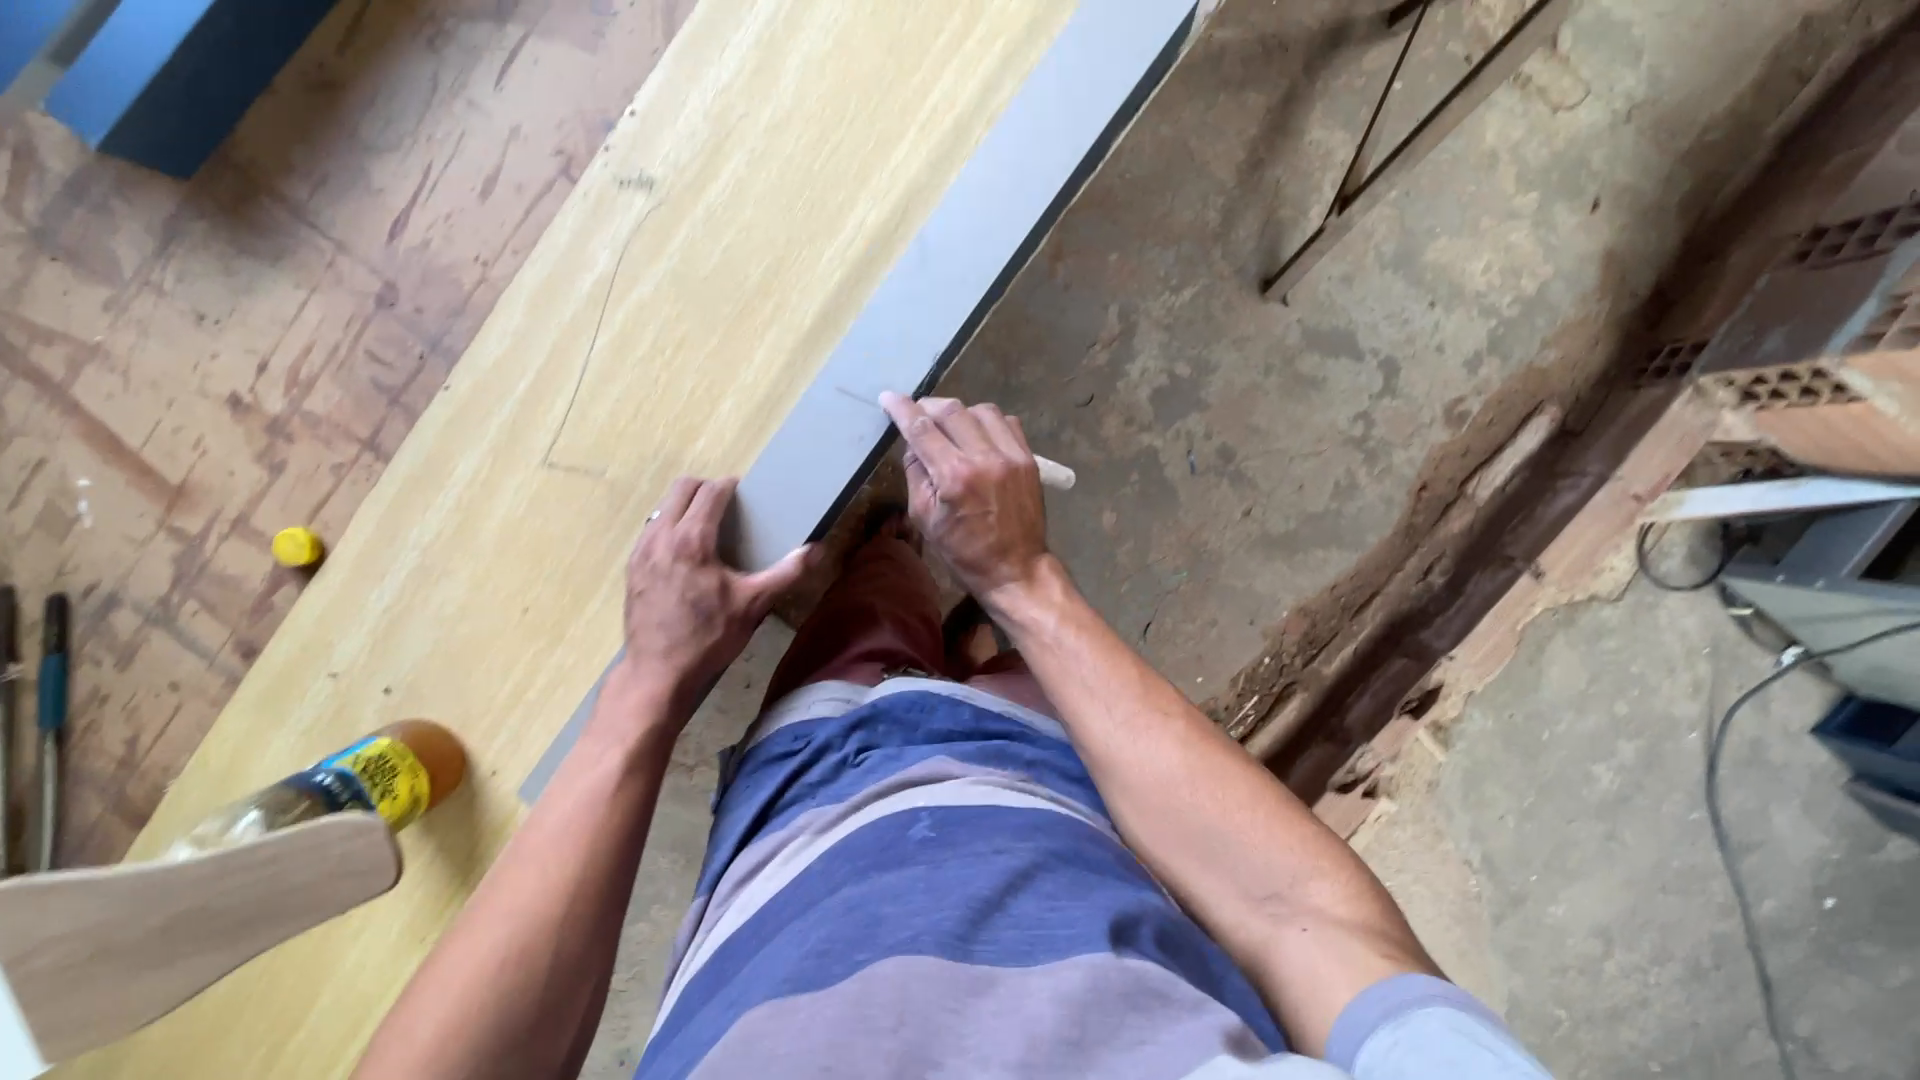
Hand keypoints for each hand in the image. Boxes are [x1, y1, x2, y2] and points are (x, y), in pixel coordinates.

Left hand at [615, 477, 812, 721]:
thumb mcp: (753, 605)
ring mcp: (641, 552)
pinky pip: (650, 530)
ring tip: (705, 526)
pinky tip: (684, 553)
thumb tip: (817, 550)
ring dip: (684, 506)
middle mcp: (661, 537)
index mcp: (692, 540)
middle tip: (726, 505)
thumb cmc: (708, 637)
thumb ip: (786, 573)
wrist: (658, 672)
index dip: (729, 486)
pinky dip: (668, 527)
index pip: (710, 492)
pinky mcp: (632, 568)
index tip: (743, 493)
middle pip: (681, 489)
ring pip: (662, 508)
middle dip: (705, 488)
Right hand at [878, 393, 1051, 601]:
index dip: (901, 409)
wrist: (1015, 568)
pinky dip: (987, 421)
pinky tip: (978, 434)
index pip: (921, 428)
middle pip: (951, 410)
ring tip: (949, 425)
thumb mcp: (925, 518)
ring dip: (960, 412)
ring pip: (981, 410)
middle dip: (928, 406)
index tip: (888, 398)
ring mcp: (1011, 456)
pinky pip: (1007, 422)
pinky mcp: (1028, 459)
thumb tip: (913, 443)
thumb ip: (916, 474)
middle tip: (916, 412)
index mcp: (954, 476)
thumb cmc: (963, 551)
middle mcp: (984, 458)